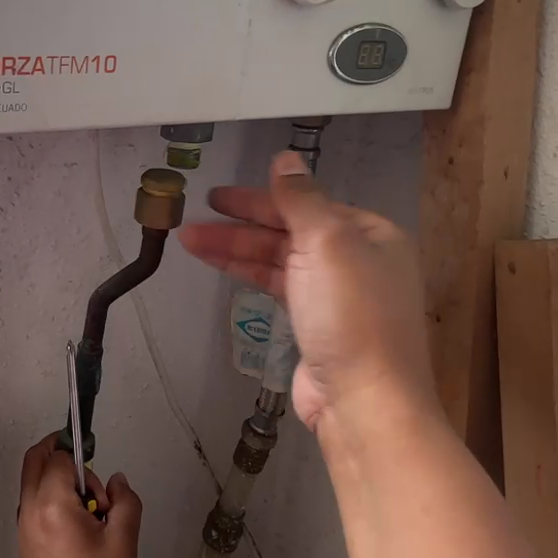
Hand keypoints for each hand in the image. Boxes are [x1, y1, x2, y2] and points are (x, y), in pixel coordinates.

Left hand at [0, 433, 142, 557]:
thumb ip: (125, 502)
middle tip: (93, 483)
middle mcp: (29, 511)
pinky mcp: (26, 547)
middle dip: (61, 457)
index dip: (83, 461)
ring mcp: (23, 530)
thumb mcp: (123, 544)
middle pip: (35, 461)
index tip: (105, 487)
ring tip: (94, 515)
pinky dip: (55, 504)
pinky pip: (35, 508)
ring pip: (34, 484)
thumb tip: (118, 482)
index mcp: (50, 504)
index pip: (58, 457)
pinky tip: (82, 533)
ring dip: (59, 483)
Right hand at [178, 151, 434, 429]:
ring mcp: (336, 294)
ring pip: (277, 260)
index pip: (305, 204)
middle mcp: (356, 258)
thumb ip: (301, 198)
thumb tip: (286, 157)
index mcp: (369, 233)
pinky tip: (223, 268)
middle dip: (238, 226)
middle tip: (193, 220)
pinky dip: (249, 274)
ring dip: (234, 249)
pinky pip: (278, 286)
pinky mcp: (317, 324)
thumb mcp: (326, 244)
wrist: (364, 399)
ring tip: (189, 242)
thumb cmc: (350, 314)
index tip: (216, 196)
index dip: (259, 198)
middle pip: (287, 231)